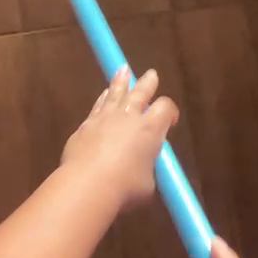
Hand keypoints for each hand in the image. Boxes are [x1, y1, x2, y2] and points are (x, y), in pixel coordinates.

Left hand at [59, 67, 177, 208]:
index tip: (171, 119)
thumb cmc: (125, 187)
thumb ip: (147, 169)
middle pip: (141, 92)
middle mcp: (129, 117)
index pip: (165, 109)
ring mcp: (105, 118)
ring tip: (124, 70)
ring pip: (115, 93)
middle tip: (151, 74)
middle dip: (148, 84)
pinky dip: (102, 99)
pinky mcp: (86, 125)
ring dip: (122, 81)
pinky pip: (97, 105)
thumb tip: (141, 170)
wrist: (88, 183)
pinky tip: (102, 95)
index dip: (170, 111)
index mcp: (151, 129)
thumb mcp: (147, 183)